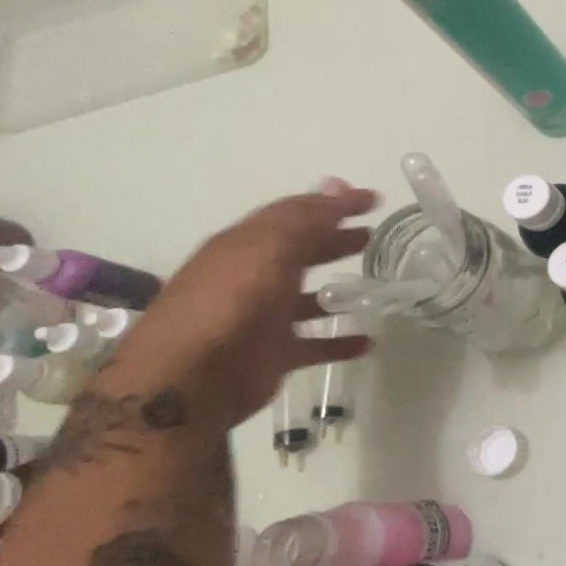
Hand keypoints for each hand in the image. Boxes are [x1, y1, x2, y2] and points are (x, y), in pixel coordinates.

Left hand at [101, 180, 378, 427]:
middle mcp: (252, 278)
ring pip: (307, 298)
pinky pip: (315, 344)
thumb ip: (304, 221)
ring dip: (338, 290)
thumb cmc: (229, 304)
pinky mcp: (274, 354)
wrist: (190, 379)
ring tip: (374, 284)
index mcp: (245, 247)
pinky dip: (340, 342)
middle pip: (299, 252)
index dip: (332, 203)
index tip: (373, 199)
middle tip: (372, 235)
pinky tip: (367, 341)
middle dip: (333, 240)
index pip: (293, 214)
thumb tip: (337, 186)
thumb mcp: (268, 250)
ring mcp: (262, 317)